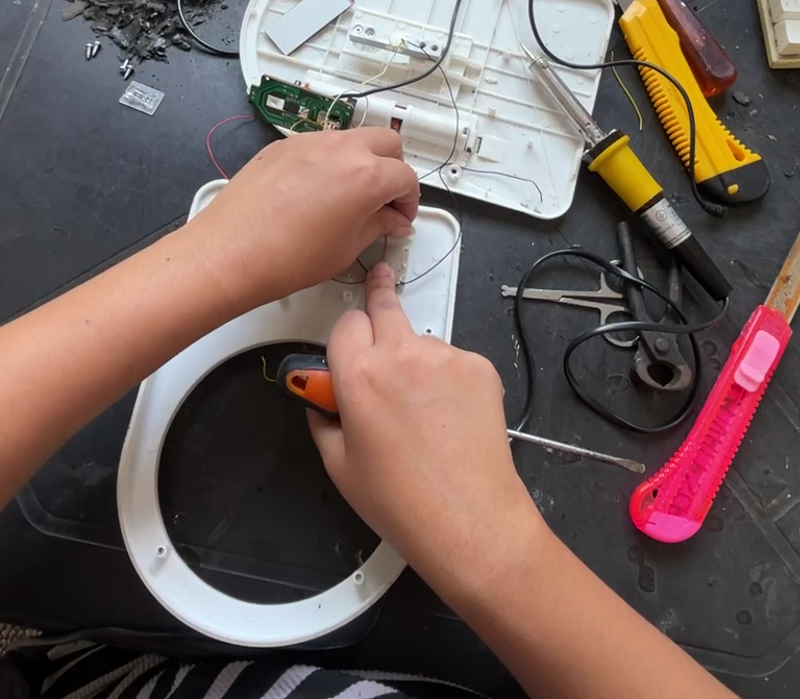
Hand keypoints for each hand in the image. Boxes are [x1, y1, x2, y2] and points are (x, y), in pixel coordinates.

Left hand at [188, 128, 419, 309]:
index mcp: (368, 175)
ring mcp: (311, 141)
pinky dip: (330, 160)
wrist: (231, 252)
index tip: (400, 217)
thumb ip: (379, 225)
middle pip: (388, 142)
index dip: (410, 200)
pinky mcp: (284, 145)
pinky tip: (316, 191)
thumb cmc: (288, 257)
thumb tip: (394, 220)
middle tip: (384, 199)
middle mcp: (343, 149)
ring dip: (363, 159)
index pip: (406, 177)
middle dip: (394, 167)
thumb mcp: (347, 248)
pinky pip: (320, 144)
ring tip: (350, 195)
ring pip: (353, 138)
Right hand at [308, 264, 549, 600]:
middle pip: (385, 306)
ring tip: (425, 409)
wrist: (470, 518)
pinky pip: (454, 359)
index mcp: (359, 374)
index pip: (345, 323)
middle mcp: (401, 353)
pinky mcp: (479, 365)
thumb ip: (322, 419)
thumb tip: (319, 398)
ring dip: (416, 357)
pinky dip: (449, 377)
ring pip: (421, 339)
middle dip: (379, 298)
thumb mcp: (338, 466)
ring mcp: (445, 355)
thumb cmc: (398, 501)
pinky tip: (451, 415)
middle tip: (380, 280)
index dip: (346, 336)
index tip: (351, 342)